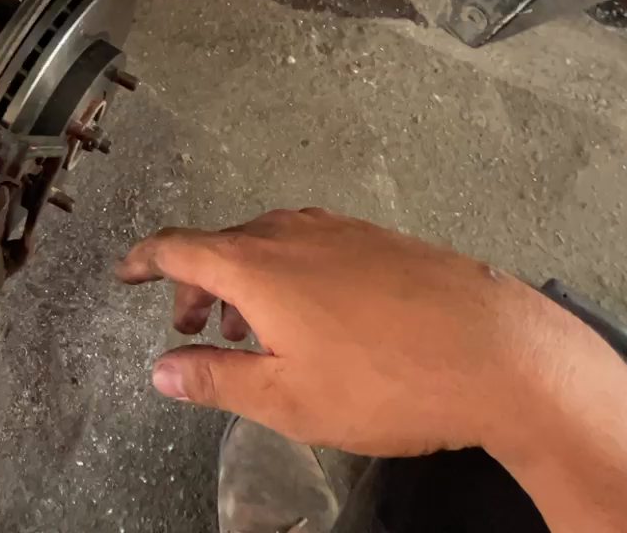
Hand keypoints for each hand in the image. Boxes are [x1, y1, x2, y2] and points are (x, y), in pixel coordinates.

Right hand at [117, 207, 584, 457]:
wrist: (500, 351)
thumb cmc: (387, 379)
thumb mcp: (287, 398)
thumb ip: (215, 380)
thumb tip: (162, 372)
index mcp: (251, 265)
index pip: (175, 248)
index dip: (143, 260)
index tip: (126, 271)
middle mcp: (284, 232)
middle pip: (217, 247)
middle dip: (194, 286)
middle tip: (193, 328)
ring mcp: (331, 229)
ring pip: (262, 246)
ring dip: (241, 282)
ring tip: (252, 329)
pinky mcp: (370, 236)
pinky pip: (304, 245)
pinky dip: (283, 273)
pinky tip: (310, 313)